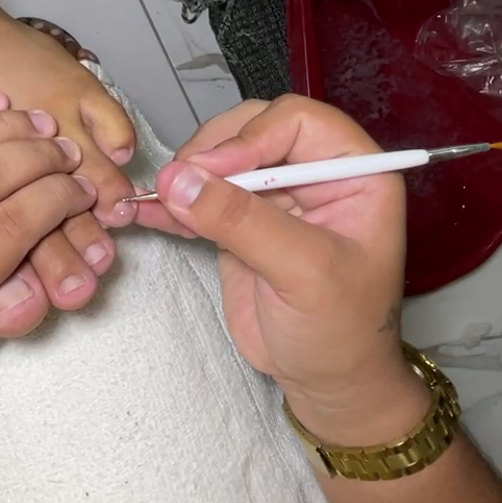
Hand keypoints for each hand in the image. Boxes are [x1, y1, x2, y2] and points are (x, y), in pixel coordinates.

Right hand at [135, 96, 422, 438]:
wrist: (324, 380)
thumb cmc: (341, 330)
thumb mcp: (302, 272)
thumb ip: (242, 222)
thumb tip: (178, 180)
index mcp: (354, 174)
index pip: (298, 122)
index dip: (251, 137)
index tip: (210, 171)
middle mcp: (314, 176)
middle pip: (253, 131)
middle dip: (212, 153)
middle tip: (177, 182)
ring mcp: (273, 198)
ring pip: (221, 160)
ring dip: (185, 175)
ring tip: (157, 200)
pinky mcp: (240, 223)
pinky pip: (202, 197)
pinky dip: (173, 203)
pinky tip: (147, 212)